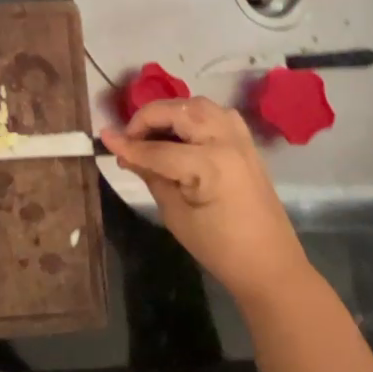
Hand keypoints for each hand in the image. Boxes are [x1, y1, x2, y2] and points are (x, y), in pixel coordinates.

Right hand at [100, 97, 310, 305]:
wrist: (269, 264)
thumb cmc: (219, 247)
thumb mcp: (175, 213)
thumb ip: (149, 174)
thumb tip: (120, 150)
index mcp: (210, 164)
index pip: (157, 149)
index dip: (127, 146)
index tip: (103, 139)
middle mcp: (226, 141)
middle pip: (179, 112)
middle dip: (148, 118)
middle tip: (129, 138)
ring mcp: (240, 139)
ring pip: (198, 106)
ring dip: (171, 112)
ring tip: (152, 133)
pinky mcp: (246, 144)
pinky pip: (216, 114)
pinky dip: (194, 116)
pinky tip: (181, 134)